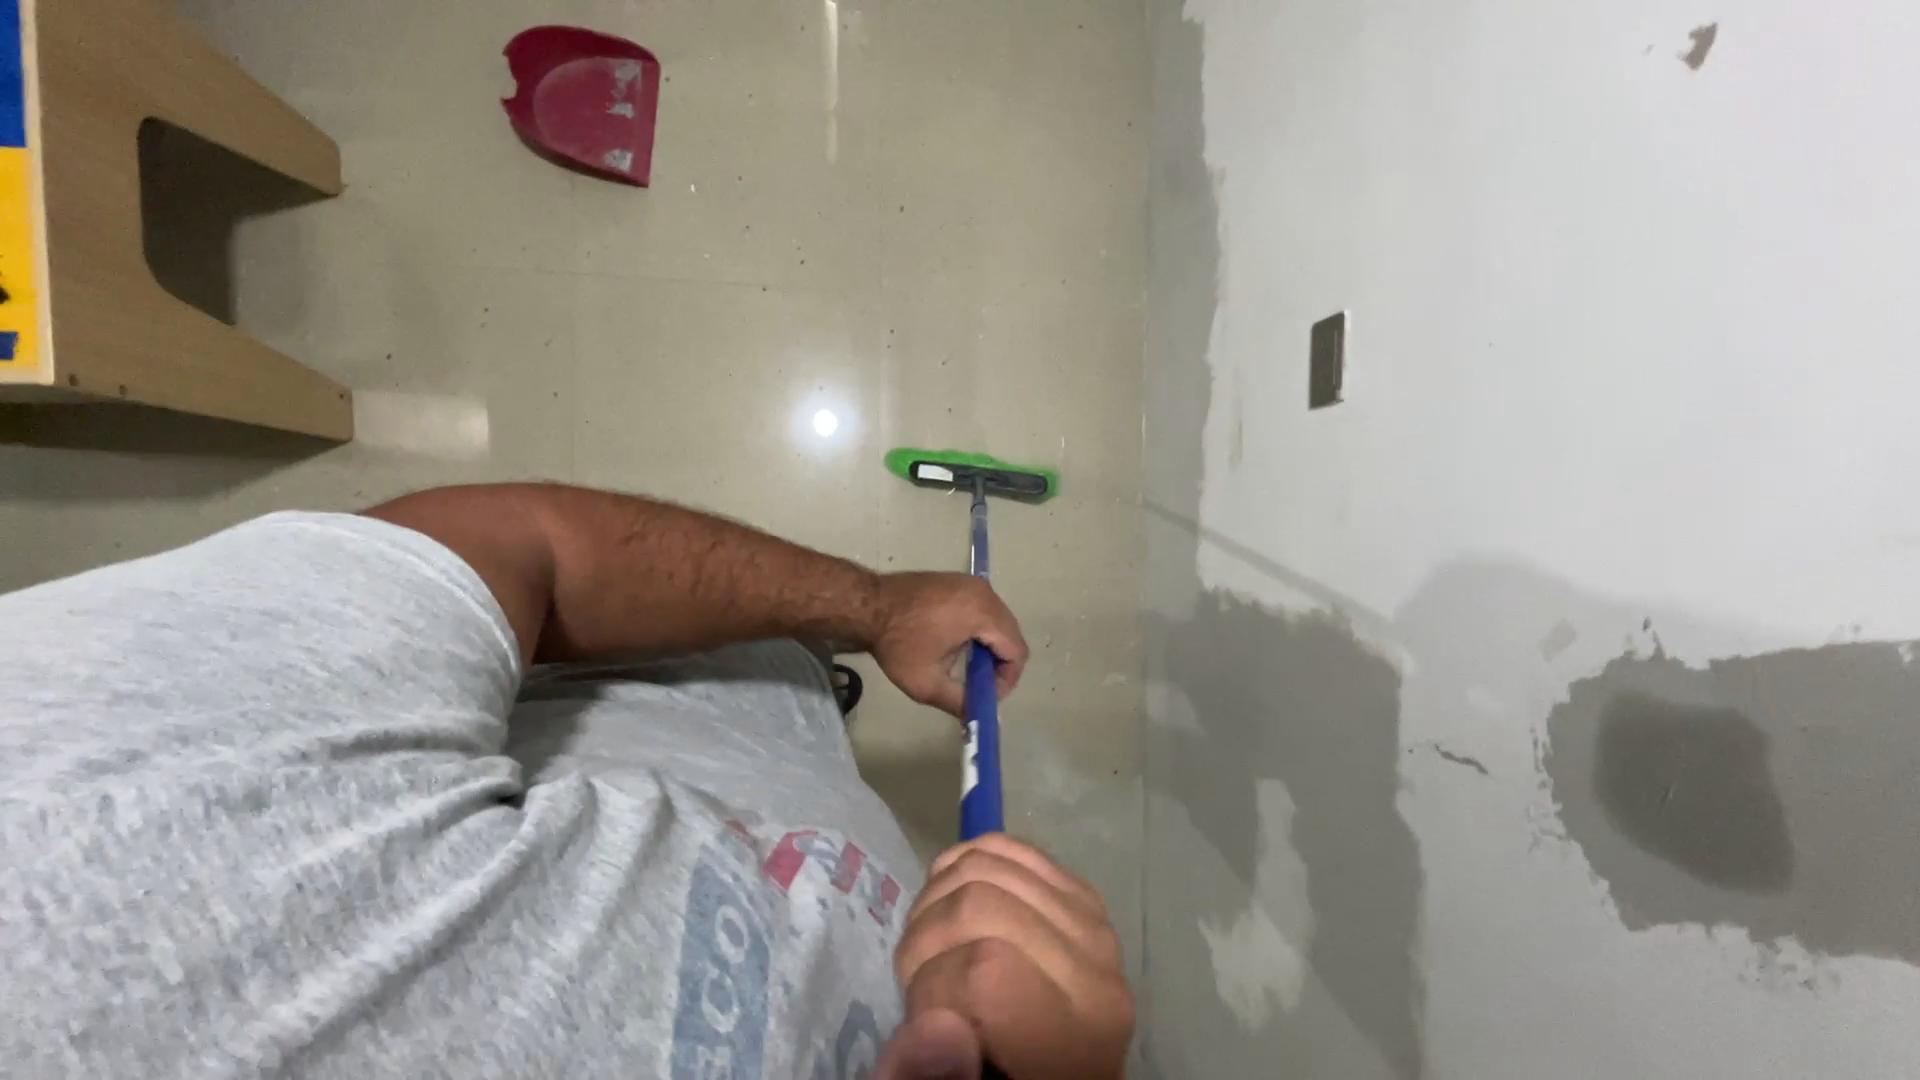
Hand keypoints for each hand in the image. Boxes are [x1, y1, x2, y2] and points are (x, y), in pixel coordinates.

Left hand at [871, 573, 1028, 716]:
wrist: (867, 606)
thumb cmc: (898, 643)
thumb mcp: (927, 683)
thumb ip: (959, 702)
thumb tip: (978, 716)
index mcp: (983, 613)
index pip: (1016, 651)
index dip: (1007, 679)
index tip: (985, 694)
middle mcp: (984, 593)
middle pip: (1011, 635)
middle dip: (999, 663)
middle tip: (976, 683)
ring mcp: (971, 583)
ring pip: (999, 622)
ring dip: (989, 646)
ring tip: (965, 665)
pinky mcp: (959, 581)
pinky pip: (984, 608)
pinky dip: (979, 629)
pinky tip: (955, 643)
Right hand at [877, 835, 1134, 1079]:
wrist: (1055, 1073)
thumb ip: (937, 1078)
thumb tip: (931, 1025)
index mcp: (1067, 1039)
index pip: (985, 970)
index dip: (931, 986)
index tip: (922, 1021)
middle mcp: (1093, 969)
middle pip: (979, 902)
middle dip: (924, 937)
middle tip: (916, 980)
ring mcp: (1090, 921)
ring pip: (986, 862)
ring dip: (936, 898)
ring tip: (932, 947)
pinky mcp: (1077, 893)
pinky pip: (1007, 846)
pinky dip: (961, 864)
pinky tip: (949, 901)